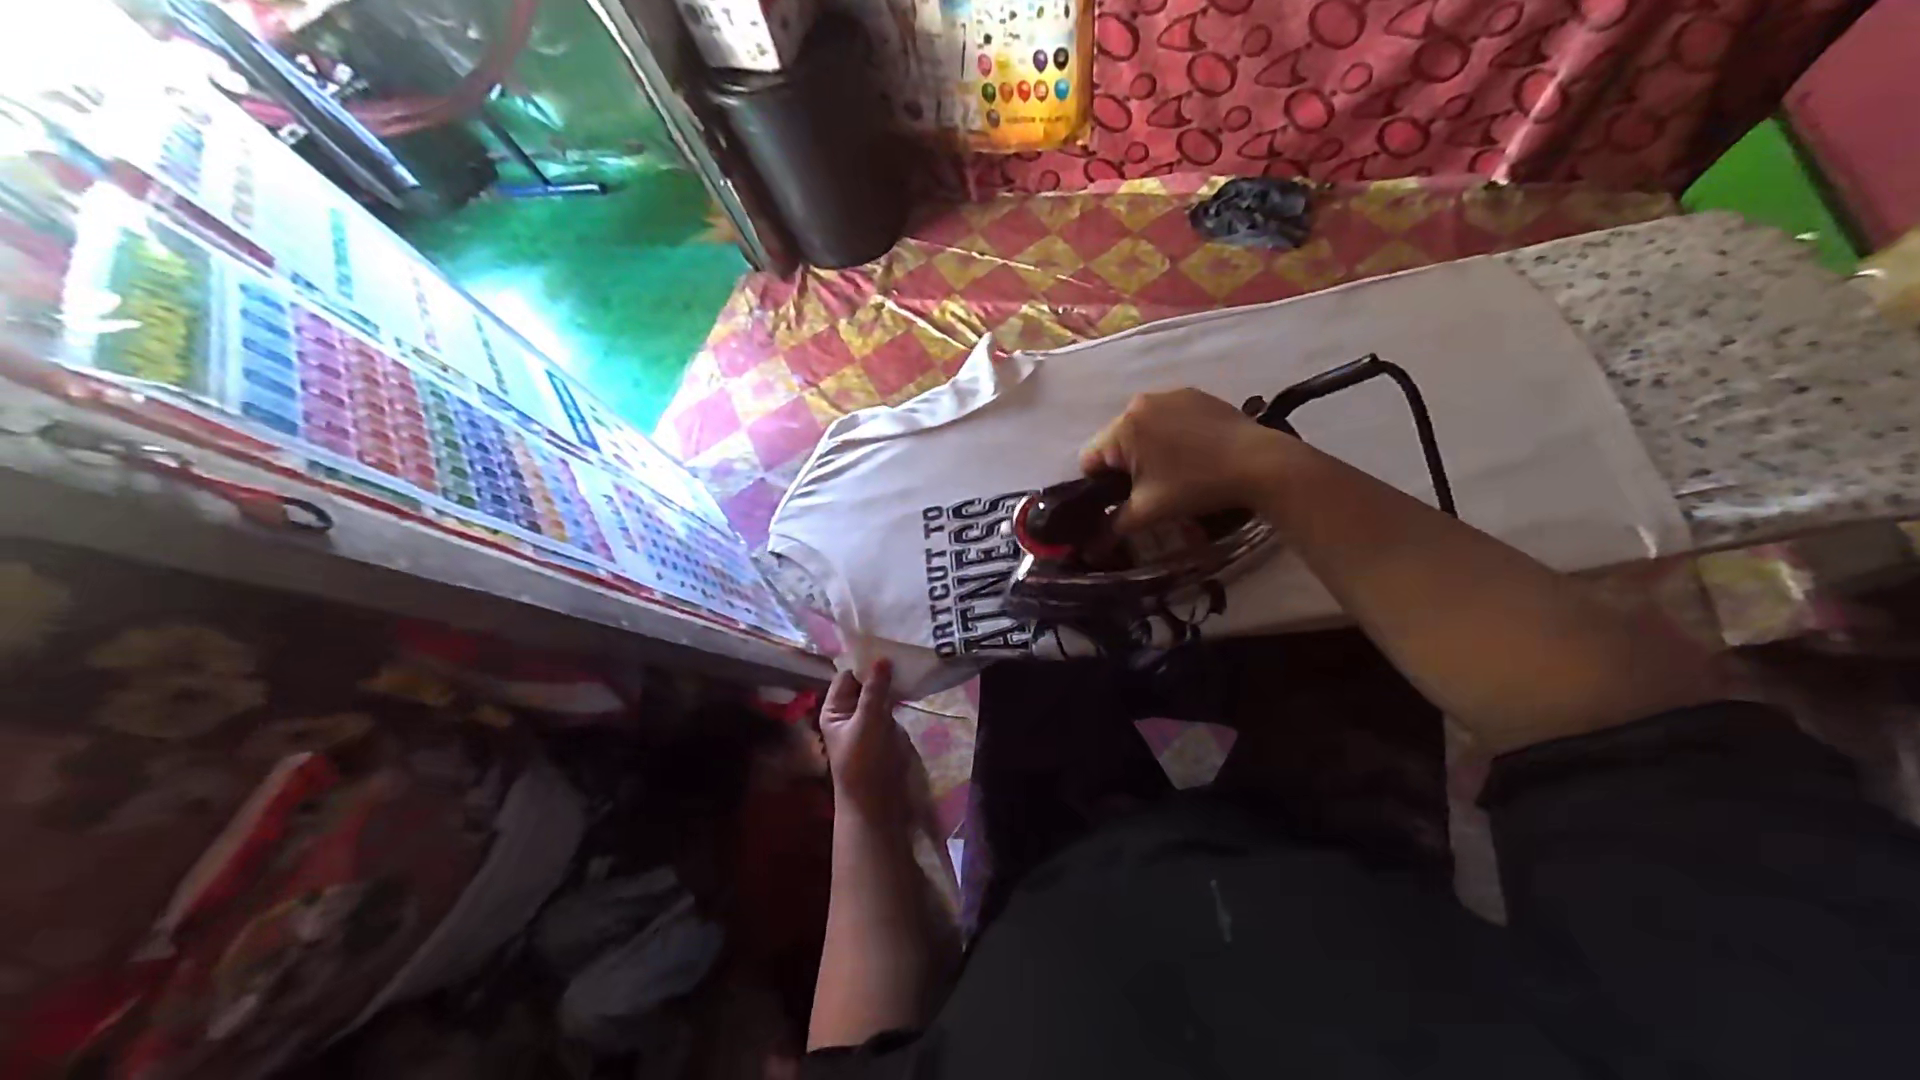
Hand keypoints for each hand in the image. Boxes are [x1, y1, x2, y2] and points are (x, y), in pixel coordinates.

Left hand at [818, 659, 912, 820]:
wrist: (877, 803)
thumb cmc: (864, 762)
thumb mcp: (867, 722)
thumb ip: (875, 690)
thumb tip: (882, 658)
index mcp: (835, 709)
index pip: (847, 675)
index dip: (863, 661)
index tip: (885, 643)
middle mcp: (850, 711)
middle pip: (865, 682)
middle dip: (880, 668)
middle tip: (902, 645)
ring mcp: (870, 719)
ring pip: (881, 692)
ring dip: (893, 679)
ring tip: (910, 657)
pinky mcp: (888, 729)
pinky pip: (893, 704)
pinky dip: (901, 693)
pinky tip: (915, 680)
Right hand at [1079, 389, 1295, 532]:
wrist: (1259, 463)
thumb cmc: (1196, 486)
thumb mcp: (1149, 511)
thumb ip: (1115, 523)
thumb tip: (1097, 538)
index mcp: (1123, 428)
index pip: (1089, 458)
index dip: (1099, 484)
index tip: (1123, 498)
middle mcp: (1139, 403)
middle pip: (1114, 440)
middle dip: (1124, 465)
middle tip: (1150, 488)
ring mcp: (1168, 395)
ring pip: (1140, 428)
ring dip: (1147, 448)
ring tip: (1174, 469)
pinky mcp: (1194, 394)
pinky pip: (1166, 417)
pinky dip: (1170, 434)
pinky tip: (1192, 452)